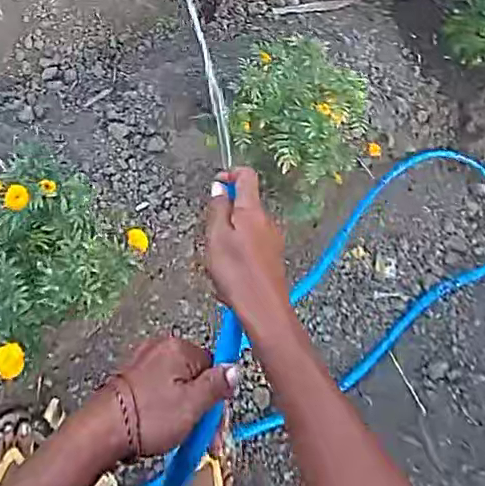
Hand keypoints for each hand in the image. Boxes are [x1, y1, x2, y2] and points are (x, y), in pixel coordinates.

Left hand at [83, 336, 235, 460]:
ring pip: (177, 385)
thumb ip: (216, 386)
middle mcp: (161, 346)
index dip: (217, 398)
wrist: (104, 429)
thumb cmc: (146, 417)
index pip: (213, 366)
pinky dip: (165, 407)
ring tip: (180, 436)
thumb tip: (234, 369)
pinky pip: (160, 389)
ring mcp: (145, 360)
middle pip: (195, 376)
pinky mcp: (133, 376)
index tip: (216, 423)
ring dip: (184, 411)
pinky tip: (163, 427)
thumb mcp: (192, 405)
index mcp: (178, 347)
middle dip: (201, 408)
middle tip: (201, 438)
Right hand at [204, 168, 289, 332]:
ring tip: (219, 262)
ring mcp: (272, 239)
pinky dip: (238, 252)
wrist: (265, 311)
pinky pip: (252, 244)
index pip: (247, 175)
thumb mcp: (216, 237)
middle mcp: (266, 220)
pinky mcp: (273, 257)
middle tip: (211, 236)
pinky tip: (229, 275)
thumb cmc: (237, 273)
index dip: (230, 174)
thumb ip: (218, 208)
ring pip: (246, 226)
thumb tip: (219, 187)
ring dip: (230, 236)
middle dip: (225, 214)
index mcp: (252, 210)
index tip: (216, 186)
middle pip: (245, 203)